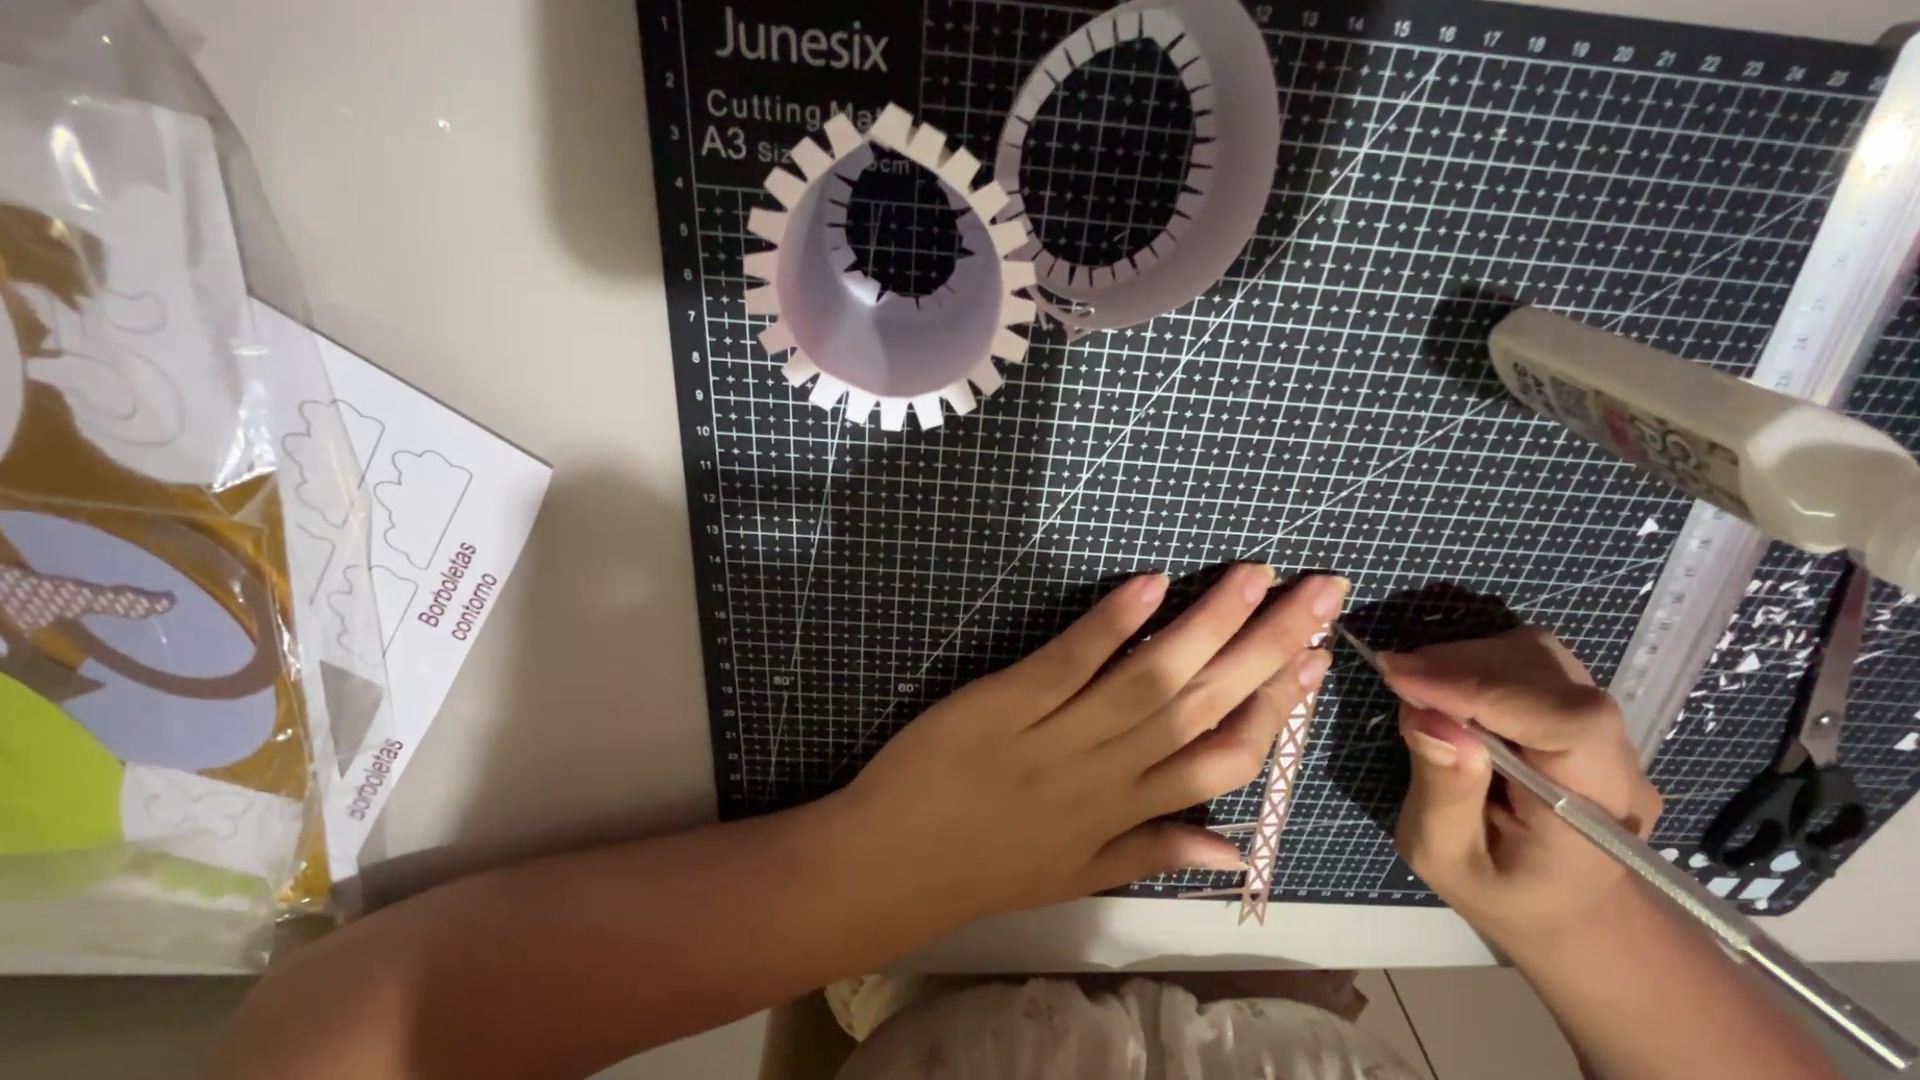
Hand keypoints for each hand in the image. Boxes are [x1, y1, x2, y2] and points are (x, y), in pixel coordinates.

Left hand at [828, 565, 1346, 926]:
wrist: (890, 867)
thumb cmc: (985, 867)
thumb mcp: (1079, 876)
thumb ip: (1155, 851)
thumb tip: (1236, 851)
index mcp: (1129, 813)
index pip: (1226, 759)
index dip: (1279, 707)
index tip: (1317, 658)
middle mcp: (1108, 774)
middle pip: (1202, 704)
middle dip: (1267, 647)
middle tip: (1319, 593)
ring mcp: (1058, 737)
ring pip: (1149, 678)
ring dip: (1205, 624)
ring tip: (1253, 575)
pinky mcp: (1006, 704)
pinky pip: (1069, 661)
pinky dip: (1111, 623)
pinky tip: (1150, 583)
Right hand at [1379, 626, 1662, 952]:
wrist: (1566, 910)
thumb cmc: (1501, 896)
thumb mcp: (1448, 861)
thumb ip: (1442, 793)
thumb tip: (1426, 716)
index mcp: (1595, 812)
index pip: (1565, 722)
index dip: (1481, 689)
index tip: (1400, 676)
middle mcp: (1617, 761)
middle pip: (1550, 677)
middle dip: (1464, 667)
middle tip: (1397, 678)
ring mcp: (1606, 732)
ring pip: (1542, 659)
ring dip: (1469, 660)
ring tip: (1417, 684)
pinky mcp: (1581, 713)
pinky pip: (1534, 665)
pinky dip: (1480, 663)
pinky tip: (1445, 688)